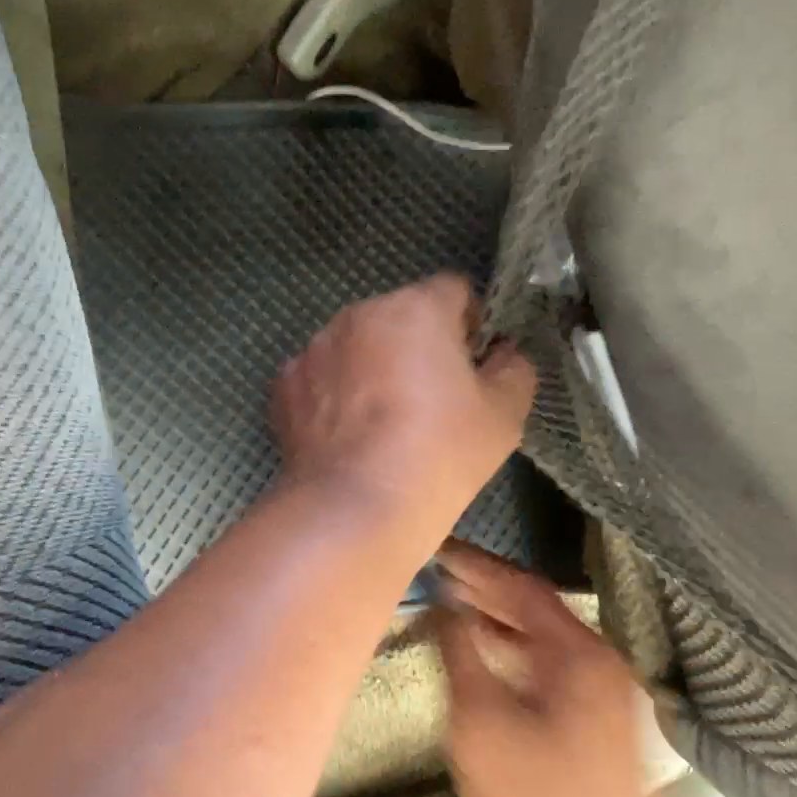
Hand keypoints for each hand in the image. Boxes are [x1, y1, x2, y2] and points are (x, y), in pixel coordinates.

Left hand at [270, 275, 536, 537]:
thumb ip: (513, 368)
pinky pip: (320, 376)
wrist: (353, 506)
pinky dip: (334, 394)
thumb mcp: (503, 414)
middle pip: (398, 315)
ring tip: (383, 421)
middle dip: (416, 344)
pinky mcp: (283, 383)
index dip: (469, 322)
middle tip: (431, 397)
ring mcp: (314, 347)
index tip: (473, 362)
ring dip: (372, 365)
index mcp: (415, 308)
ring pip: (355, 344)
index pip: (452, 290)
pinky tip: (346, 434)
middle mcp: (358, 314)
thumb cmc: (439, 453)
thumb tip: (503, 353)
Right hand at [433, 541, 669, 796]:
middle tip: (439, 568)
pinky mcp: (603, 720)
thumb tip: (443, 600)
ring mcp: (608, 692)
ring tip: (452, 601)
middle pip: (538, 607)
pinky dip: (516, 648)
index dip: (475, 563)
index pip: (522, 585)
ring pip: (545, 635)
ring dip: (498, 617)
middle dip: (485, 587)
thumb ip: (458, 649)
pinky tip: (485, 649)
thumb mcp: (480, 719)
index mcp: (581, 654)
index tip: (436, 547)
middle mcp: (603, 662)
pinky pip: (553, 662)